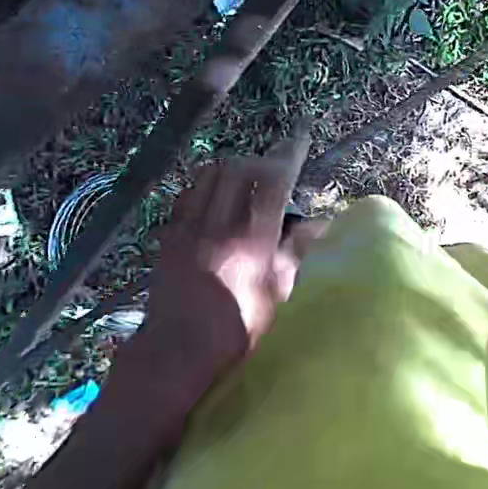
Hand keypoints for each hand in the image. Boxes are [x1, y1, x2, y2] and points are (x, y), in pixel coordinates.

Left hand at [108, 136, 317, 420]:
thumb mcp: (277, 294)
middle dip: (257, 161)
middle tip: (268, 170)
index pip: (273, 183)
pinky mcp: (169, 236)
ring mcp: (190, 227)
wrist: (179, 349)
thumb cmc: (238, 328)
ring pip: (207, 177)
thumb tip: (318, 225)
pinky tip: (210, 201)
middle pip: (237, 169)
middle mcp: (220, 224)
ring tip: (240, 182)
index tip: (297, 139)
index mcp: (254, 240)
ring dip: (228, 170)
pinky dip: (202, 188)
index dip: (287, 157)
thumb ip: (296, 254)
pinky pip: (186, 196)